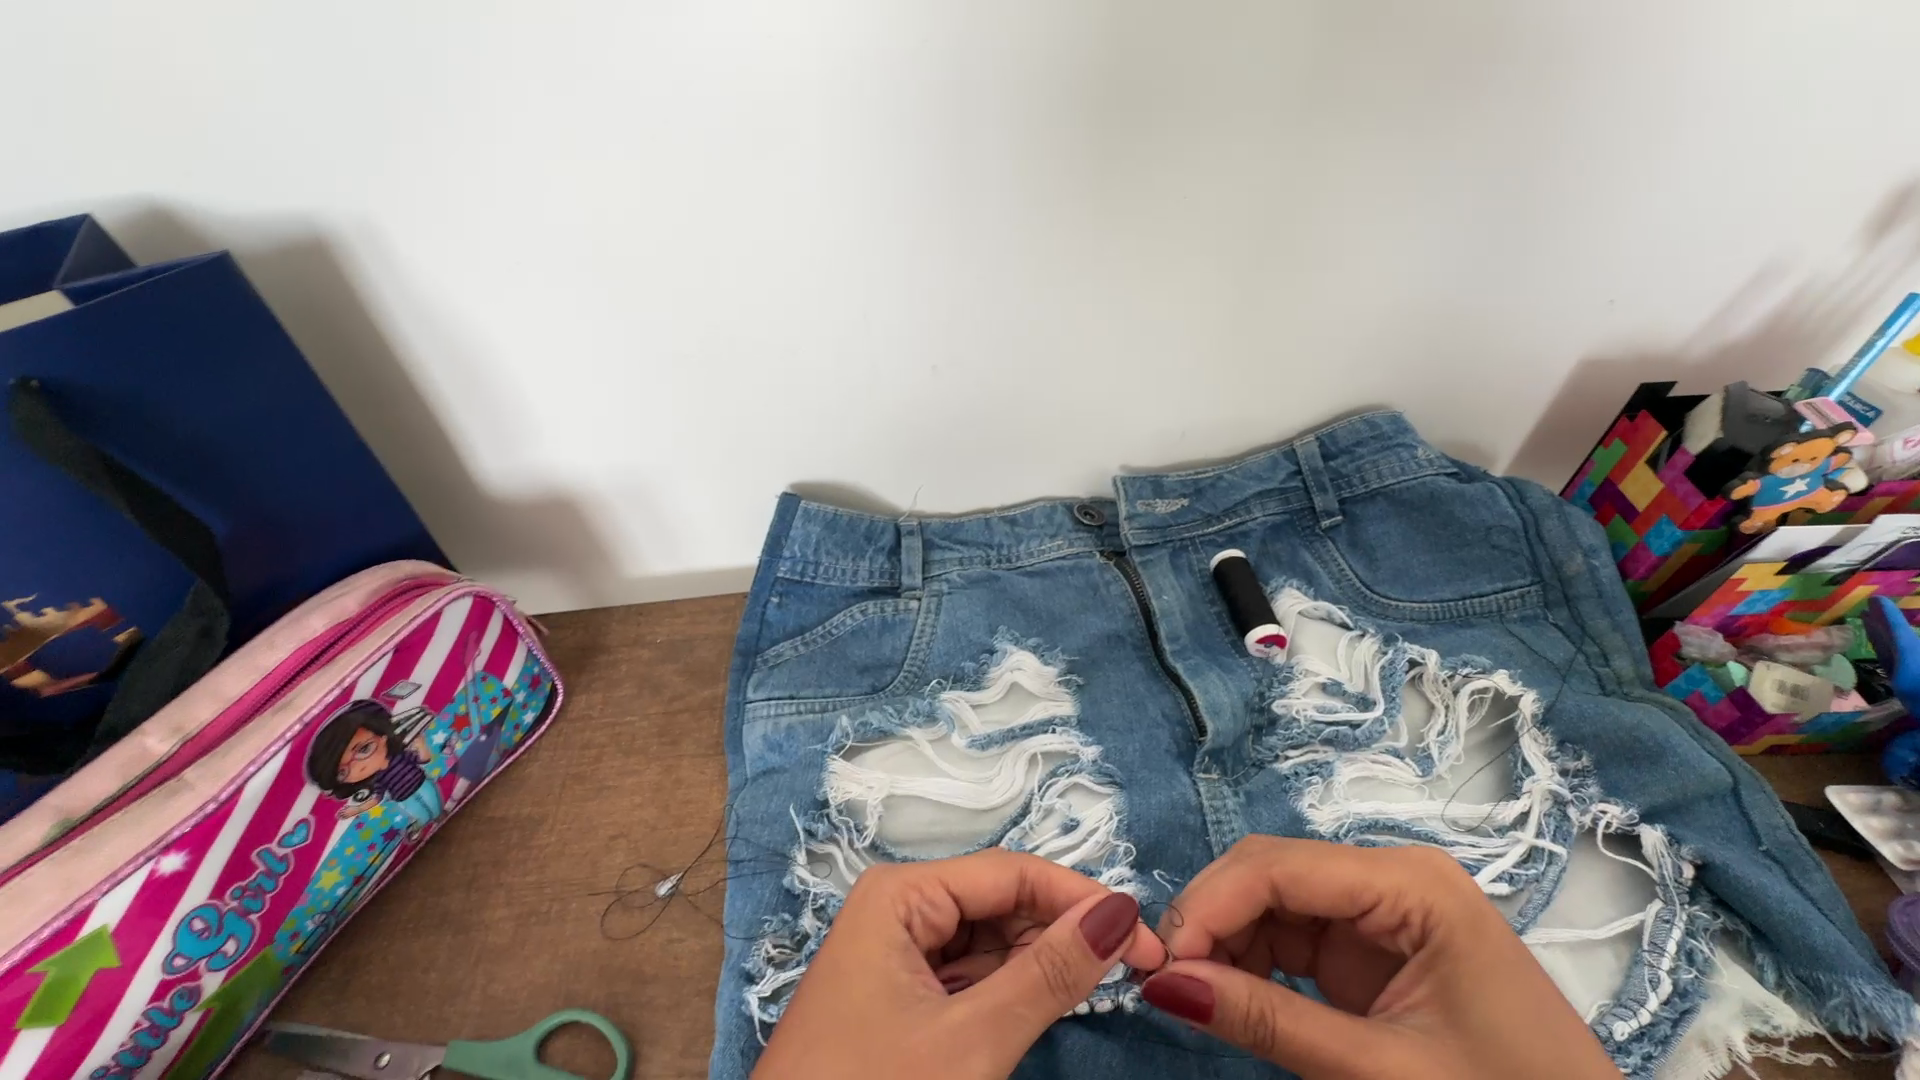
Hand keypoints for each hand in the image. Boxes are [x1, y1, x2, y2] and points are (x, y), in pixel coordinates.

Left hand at [752, 850, 1162, 1079]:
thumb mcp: (970, 1040)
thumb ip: (1047, 974)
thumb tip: (1119, 913)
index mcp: (901, 893)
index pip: (1011, 873)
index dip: (1082, 899)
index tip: (1147, 938)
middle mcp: (898, 907)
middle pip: (1000, 903)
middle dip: (1061, 931)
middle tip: (1132, 969)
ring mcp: (896, 950)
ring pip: (988, 940)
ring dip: (1039, 962)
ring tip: (1093, 986)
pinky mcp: (899, 993)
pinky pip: (968, 974)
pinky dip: (1009, 989)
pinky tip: (1043, 1002)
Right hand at [1137, 837, 1618, 1079]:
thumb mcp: (1383, 1074)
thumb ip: (1268, 1022)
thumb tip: (1159, 984)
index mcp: (1410, 883)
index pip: (1277, 866)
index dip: (1208, 905)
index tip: (1157, 964)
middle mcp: (1391, 878)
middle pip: (1270, 875)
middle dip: (1212, 920)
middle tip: (1166, 980)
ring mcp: (1382, 911)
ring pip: (1271, 903)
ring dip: (1226, 943)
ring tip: (1196, 995)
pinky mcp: (1373, 947)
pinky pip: (1292, 938)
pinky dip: (1253, 964)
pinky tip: (1234, 996)